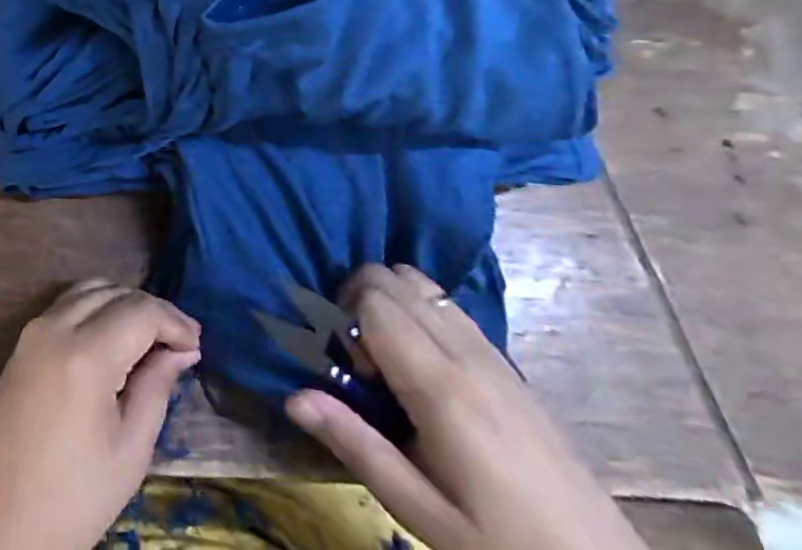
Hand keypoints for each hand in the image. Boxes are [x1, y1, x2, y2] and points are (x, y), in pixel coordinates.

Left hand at [0, 280, 201, 549]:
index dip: (175, 322)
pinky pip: (66, 306)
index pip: (141, 311)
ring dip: (123, 304)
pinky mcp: (20, 346)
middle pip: (115, 293)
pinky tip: (115, 340)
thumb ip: (157, 387)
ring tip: (151, 340)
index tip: (197, 346)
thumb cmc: (73, 497)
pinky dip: (96, 309)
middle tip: (180, 344)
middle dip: (153, 311)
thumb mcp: (130, 450)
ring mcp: (32, 333)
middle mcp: (54, 329)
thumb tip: (182, 350)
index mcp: (85, 354)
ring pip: (88, 291)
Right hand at [286, 265, 647, 549]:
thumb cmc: (502, 546)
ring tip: (385, 360)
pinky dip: (418, 310)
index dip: (343, 320)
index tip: (347, 370)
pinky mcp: (508, 363)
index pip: (374, 301)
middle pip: (394, 279)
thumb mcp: (421, 510)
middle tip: (358, 363)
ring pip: (423, 284)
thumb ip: (355, 445)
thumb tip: (293, 397)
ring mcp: (492, 353)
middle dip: (357, 299)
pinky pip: (449, 307)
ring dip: (389, 301)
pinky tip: (419, 363)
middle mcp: (465, 353)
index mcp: (440, 386)